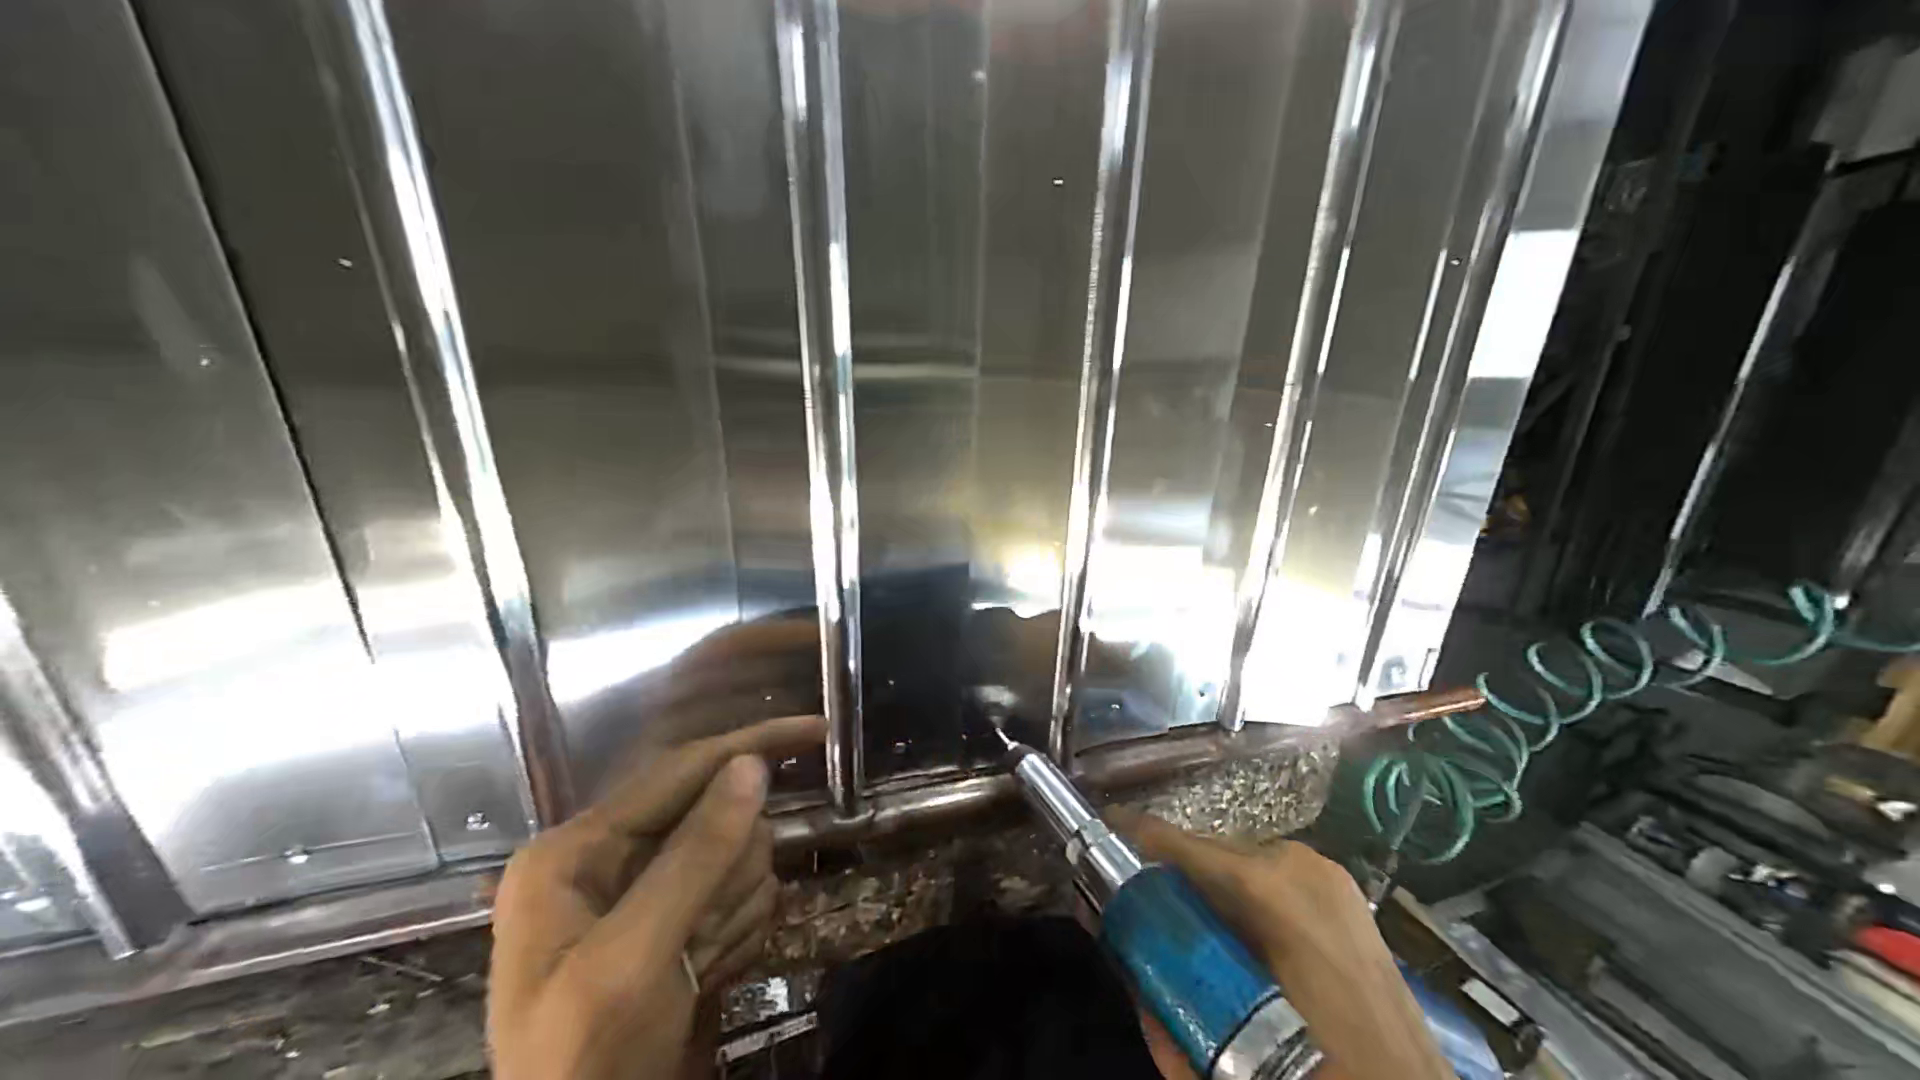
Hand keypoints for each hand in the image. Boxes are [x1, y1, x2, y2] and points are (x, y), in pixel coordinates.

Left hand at [487, 714, 827, 1079]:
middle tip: (699, 943)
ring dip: (733, 914)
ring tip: (697, 971)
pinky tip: (705, 979)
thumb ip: (693, 857)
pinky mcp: (679, 924)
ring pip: (740, 859)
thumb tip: (752, 766)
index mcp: (576, 850)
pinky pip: (743, 898)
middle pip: (719, 818)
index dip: (752, 745)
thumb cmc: (584, 1067)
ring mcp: (647, 893)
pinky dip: (738, 936)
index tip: (818, 730)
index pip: (682, 770)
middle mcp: (610, 858)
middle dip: (728, 876)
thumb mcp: (632, 961)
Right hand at [1109, 810, 1450, 1079]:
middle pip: (1210, 849)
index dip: (1136, 834)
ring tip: (1193, 919)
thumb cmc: (1314, 1066)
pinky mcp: (1344, 889)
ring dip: (1211, 881)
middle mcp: (1295, 862)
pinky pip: (1274, 874)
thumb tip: (1128, 970)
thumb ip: (1163, 1013)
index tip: (1104, 828)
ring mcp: (1325, 872)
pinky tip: (1240, 928)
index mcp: (1265, 889)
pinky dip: (1246, 891)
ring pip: (1242, 858)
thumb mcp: (1221, 1054)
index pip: (1182, 846)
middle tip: (1145, 897)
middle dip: (1173, 868)